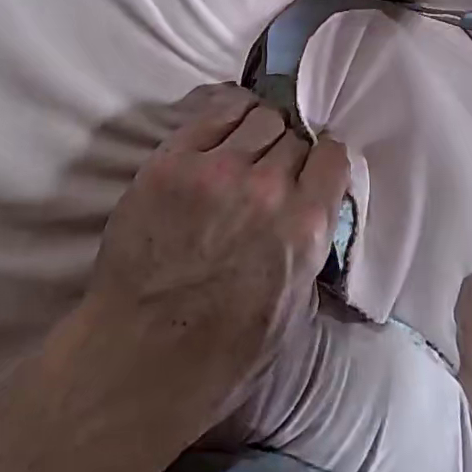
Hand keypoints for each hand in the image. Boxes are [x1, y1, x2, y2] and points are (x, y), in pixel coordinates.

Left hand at [73, 83, 350, 420]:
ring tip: (246, 149)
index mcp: (306, 226)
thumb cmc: (225, 349)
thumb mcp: (298, 302)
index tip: (312, 169)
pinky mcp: (172, 162)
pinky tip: (225, 129)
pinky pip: (215, 111)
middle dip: (289, 151)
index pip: (334, 155)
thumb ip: (313, 241)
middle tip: (272, 169)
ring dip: (260, 131)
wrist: (138, 361)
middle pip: (295, 136)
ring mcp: (217, 170)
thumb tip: (316, 202)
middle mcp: (268, 188)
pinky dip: (228, 113)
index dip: (323, 161)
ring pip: (260, 116)